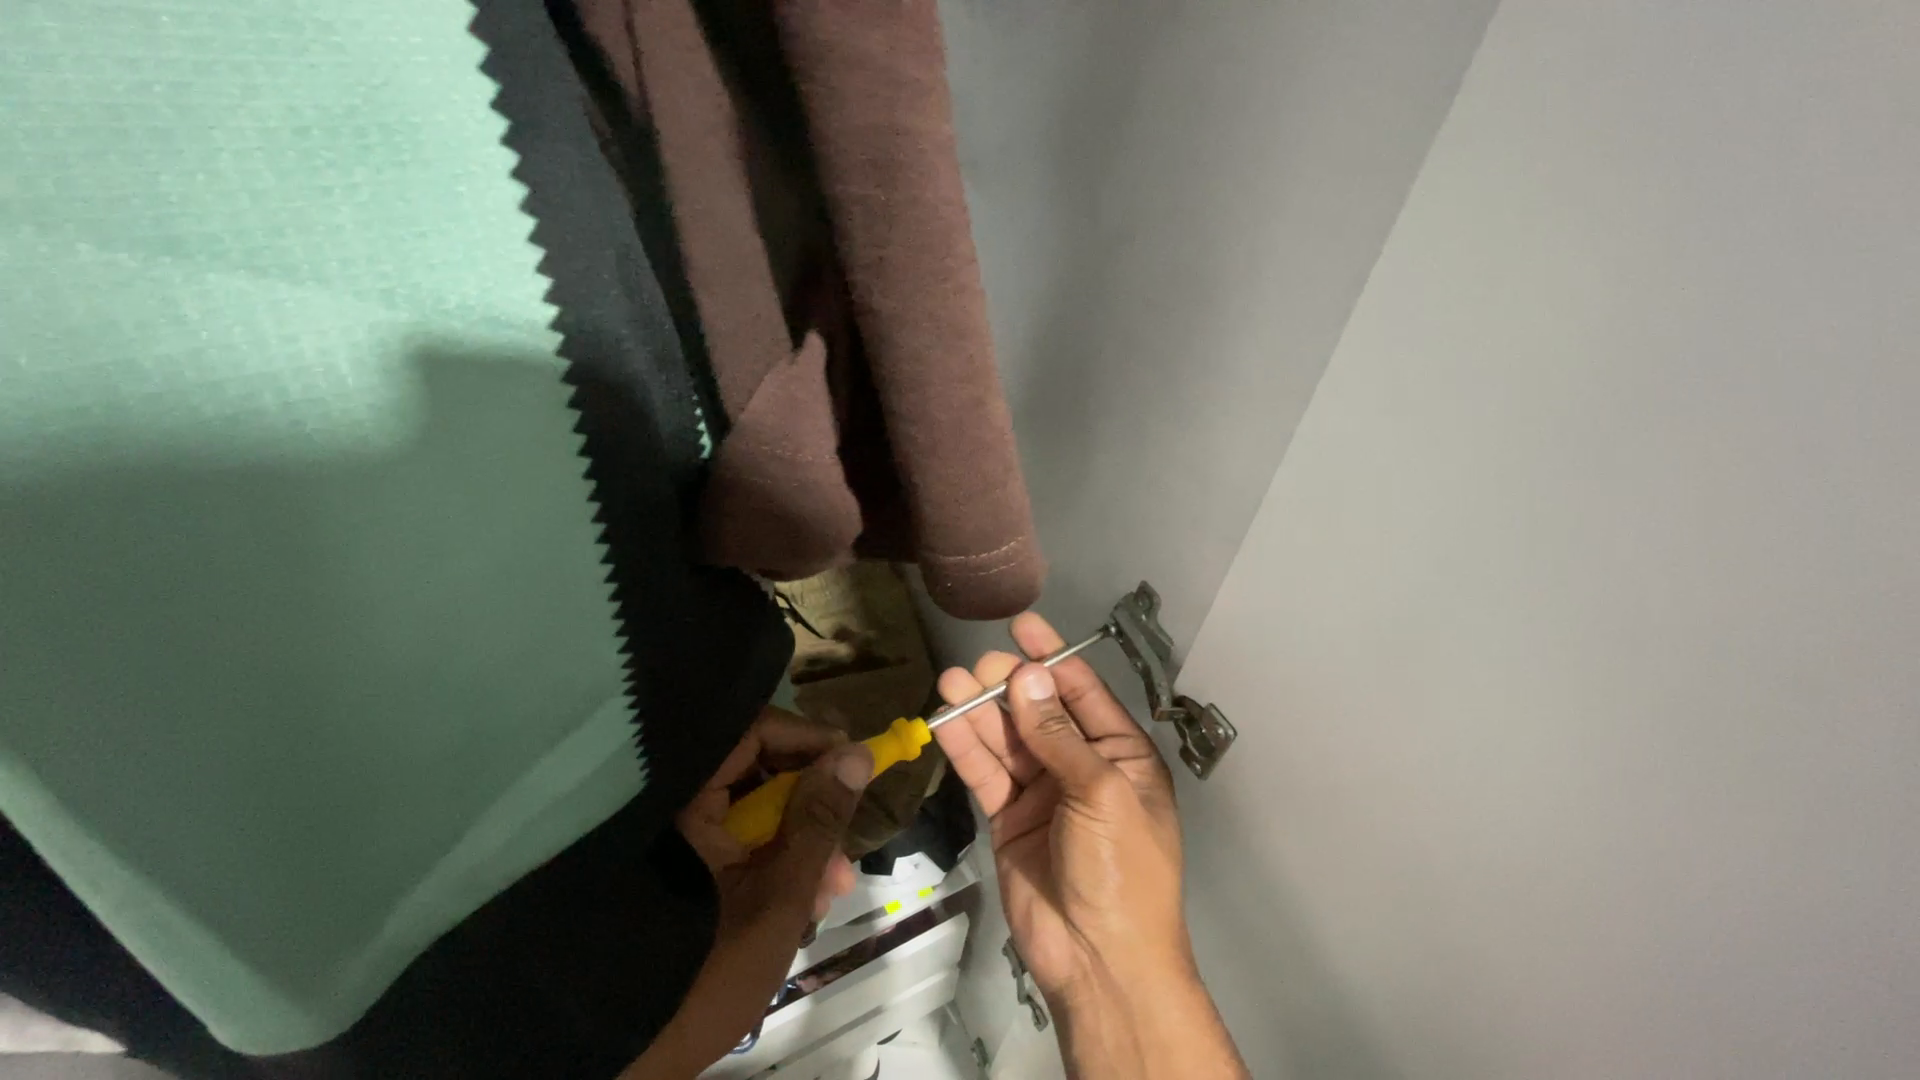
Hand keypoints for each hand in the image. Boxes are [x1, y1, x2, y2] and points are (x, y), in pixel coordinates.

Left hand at [623, 709, 871, 1078]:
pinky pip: (736, 842)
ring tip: (829, 890)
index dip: (807, 740)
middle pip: (757, 771)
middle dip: (812, 804)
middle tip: (845, 846)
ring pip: (752, 811)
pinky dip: (772, 861)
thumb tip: (857, 754)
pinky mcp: (681, 869)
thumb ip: (821, 820)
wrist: (634, 1057)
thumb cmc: (705, 972)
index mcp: (683, 799)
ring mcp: (676, 840)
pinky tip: (801, 901)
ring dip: (799, 839)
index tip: (853, 761)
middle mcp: (675, 806)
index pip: (753, 732)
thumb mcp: (780, 895)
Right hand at [937, 613, 1247, 1079]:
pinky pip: (986, 774)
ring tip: (951, 682)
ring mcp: (1043, 792)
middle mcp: (1081, 766)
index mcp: (1121, 754)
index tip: (1022, 625)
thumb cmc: (1121, 868)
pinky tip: (944, 722)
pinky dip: (966, 748)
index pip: (1083, 693)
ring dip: (981, 712)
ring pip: (1007, 739)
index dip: (1053, 658)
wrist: (1100, 960)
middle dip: (1010, 685)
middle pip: (1039, 711)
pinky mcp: (1009, 818)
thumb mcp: (1101, 792)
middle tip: (978, 668)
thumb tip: (1027, 676)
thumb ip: (1059, 735)